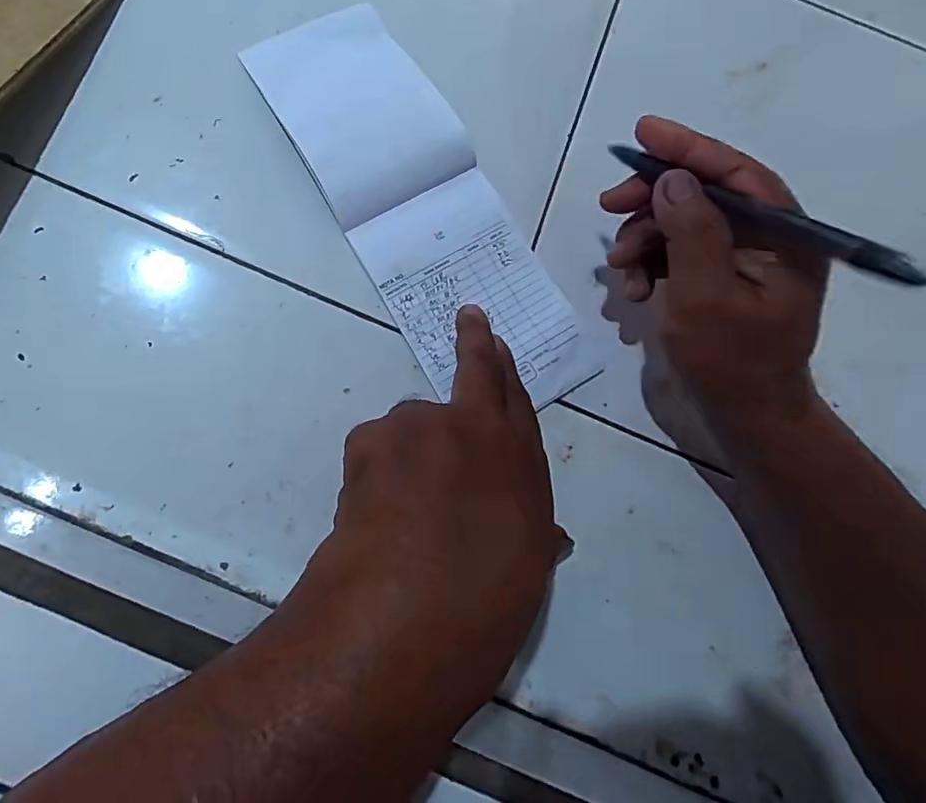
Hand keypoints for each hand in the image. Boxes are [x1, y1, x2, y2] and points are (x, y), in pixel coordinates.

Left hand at [278, 306, 562, 717]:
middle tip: (469, 319)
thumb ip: (531, 531)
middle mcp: (475, 428)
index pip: (514, 394)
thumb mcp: (525, 566)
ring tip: (400, 508)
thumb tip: (551, 537)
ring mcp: (422, 425)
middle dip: (473, 341)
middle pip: (474, 372)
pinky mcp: (374, 436)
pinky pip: (376, 448)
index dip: (501, 361)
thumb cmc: (485, 600)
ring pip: (412, 425)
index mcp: (520, 459)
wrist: (412, 606)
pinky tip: (374, 511)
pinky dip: (375, 471)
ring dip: (407, 451)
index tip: (488, 332)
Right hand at [600, 116, 829, 423]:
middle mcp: (768, 238)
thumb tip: (674, 180)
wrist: (745, 416)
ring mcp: (742, 259)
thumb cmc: (732, 361)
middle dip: (651, 199)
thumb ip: (693, 233)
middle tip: (608, 205)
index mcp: (786, 237)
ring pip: (682, 222)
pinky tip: (630, 287)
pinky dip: (648, 262)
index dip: (689, 148)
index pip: (737, 173)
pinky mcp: (718, 276)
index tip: (643, 132)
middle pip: (704, 193)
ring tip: (619, 269)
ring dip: (642, 237)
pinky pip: (676, 251)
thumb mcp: (706, 296)